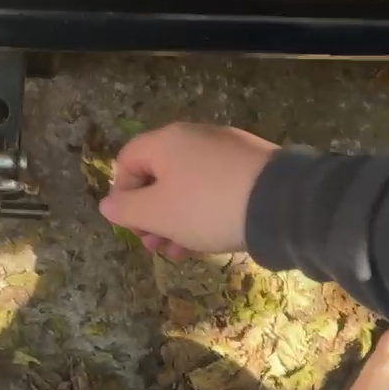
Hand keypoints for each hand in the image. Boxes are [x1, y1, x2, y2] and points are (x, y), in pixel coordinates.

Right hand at [99, 123, 279, 259]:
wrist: (281, 204)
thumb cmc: (206, 207)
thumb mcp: (157, 214)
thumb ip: (126, 209)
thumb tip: (107, 204)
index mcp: (166, 142)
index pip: (126, 160)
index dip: (121, 194)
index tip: (131, 224)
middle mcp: (193, 138)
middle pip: (157, 176)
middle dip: (149, 214)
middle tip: (153, 245)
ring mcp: (225, 151)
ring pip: (185, 187)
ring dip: (174, 221)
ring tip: (178, 252)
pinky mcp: (249, 167)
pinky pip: (212, 189)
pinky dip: (201, 213)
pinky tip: (205, 241)